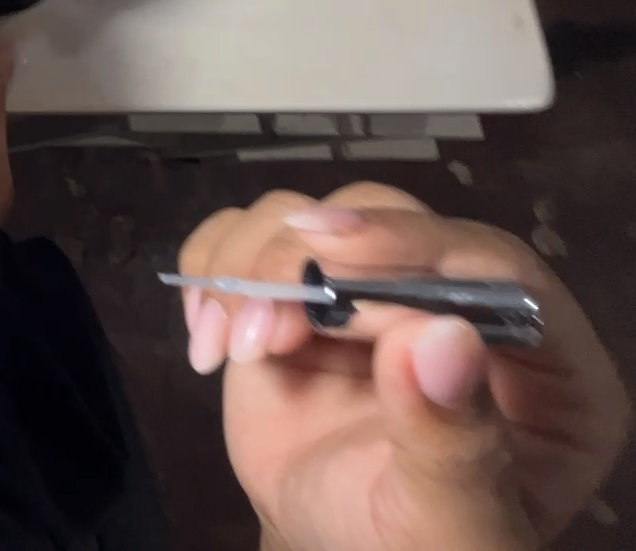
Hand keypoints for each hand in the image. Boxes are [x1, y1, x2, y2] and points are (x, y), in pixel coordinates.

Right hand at [180, 183, 629, 550]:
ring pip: (286, 217)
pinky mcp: (279, 286)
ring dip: (239, 274)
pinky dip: (201, 272)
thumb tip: (442, 337)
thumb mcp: (449, 521)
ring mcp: (352, 288)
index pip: (483, 259)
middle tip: (263, 335)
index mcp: (530, 356)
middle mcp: (441, 301)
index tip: (323, 247)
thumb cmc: (405, 544)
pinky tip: (207, 336)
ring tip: (230, 350)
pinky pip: (229, 236)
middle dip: (297, 264)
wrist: (324, 539)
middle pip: (370, 214)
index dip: (406, 238)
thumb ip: (454, 441)